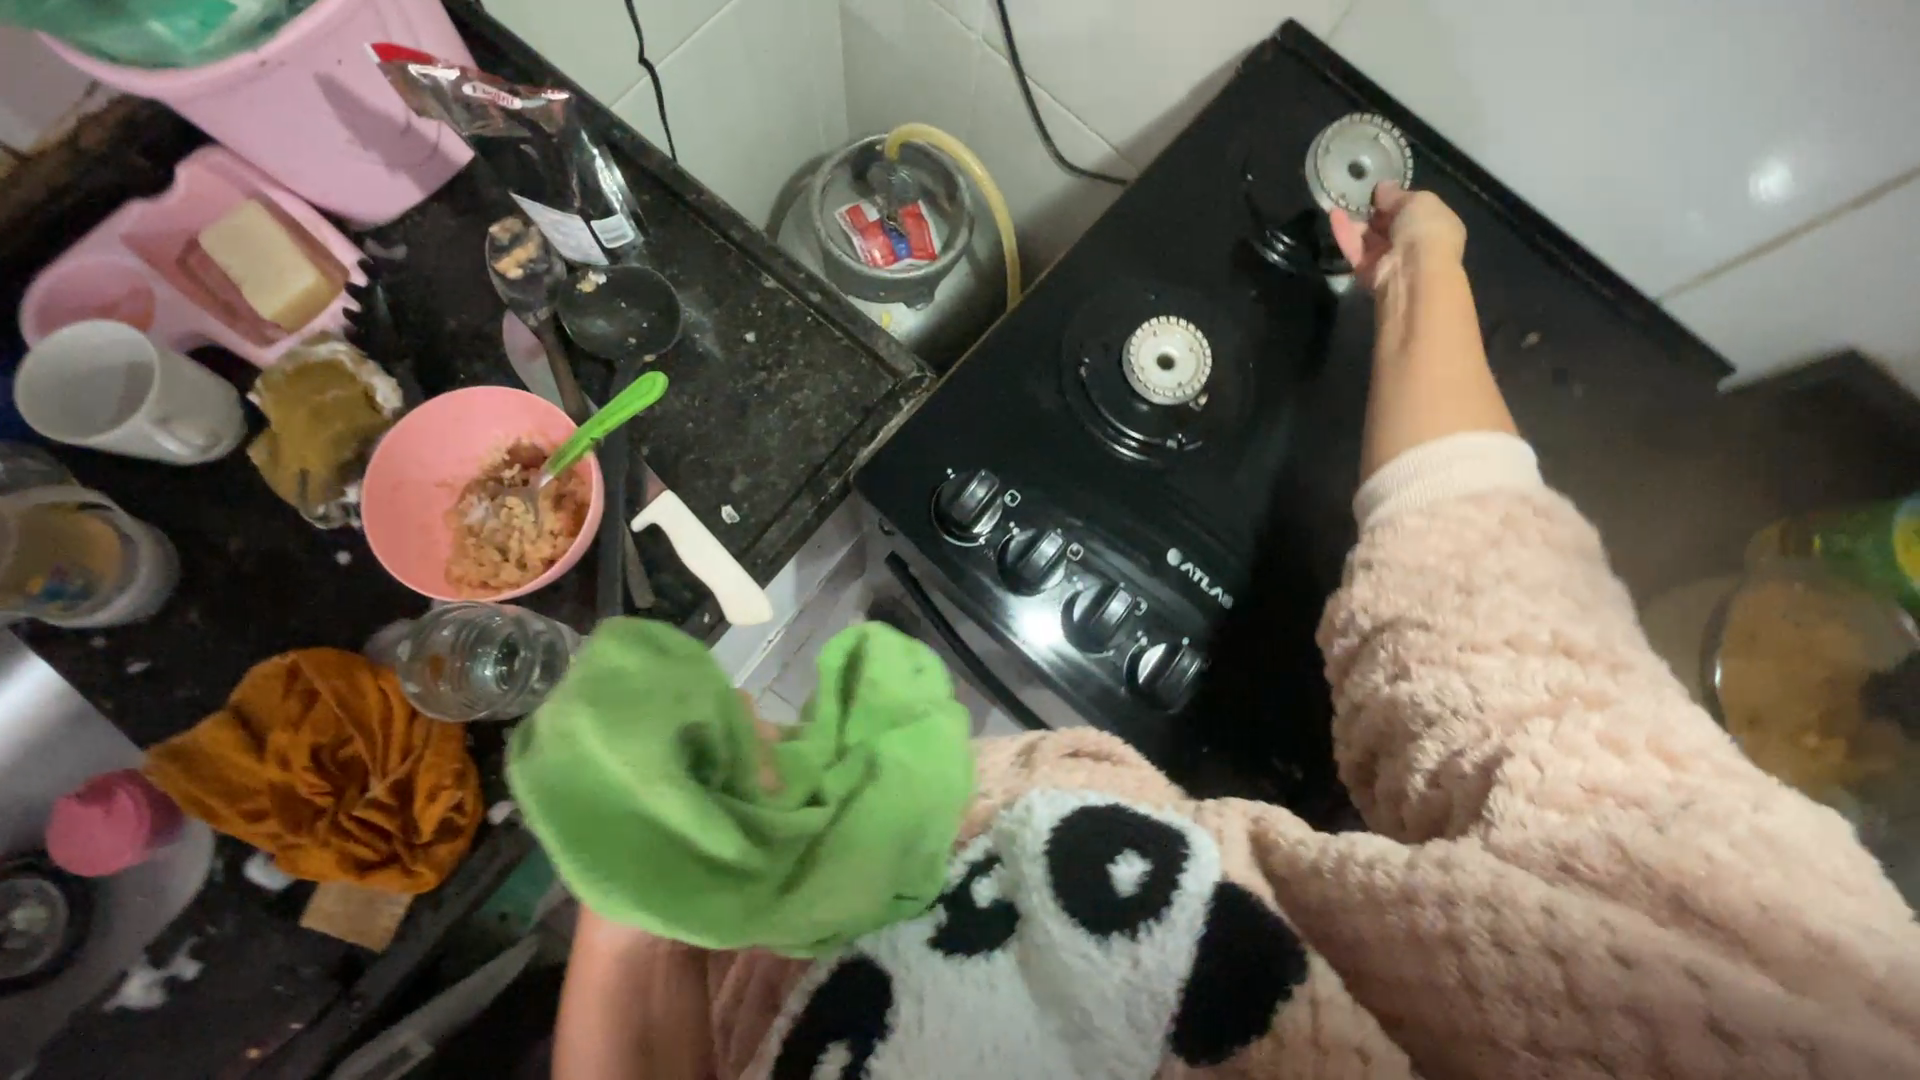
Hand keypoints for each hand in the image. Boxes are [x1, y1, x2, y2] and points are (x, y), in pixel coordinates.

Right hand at [1328, 183, 1466, 291]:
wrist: (1412, 270)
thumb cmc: (1425, 229)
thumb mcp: (1418, 200)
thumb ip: (1396, 194)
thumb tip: (1383, 187)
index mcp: (1435, 225)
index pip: (1414, 211)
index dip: (1397, 200)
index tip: (1380, 191)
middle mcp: (1413, 244)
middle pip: (1389, 226)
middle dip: (1375, 212)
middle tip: (1360, 196)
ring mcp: (1389, 260)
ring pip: (1369, 239)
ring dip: (1356, 221)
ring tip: (1340, 201)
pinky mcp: (1367, 272)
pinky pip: (1355, 250)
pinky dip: (1344, 233)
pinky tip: (1333, 215)